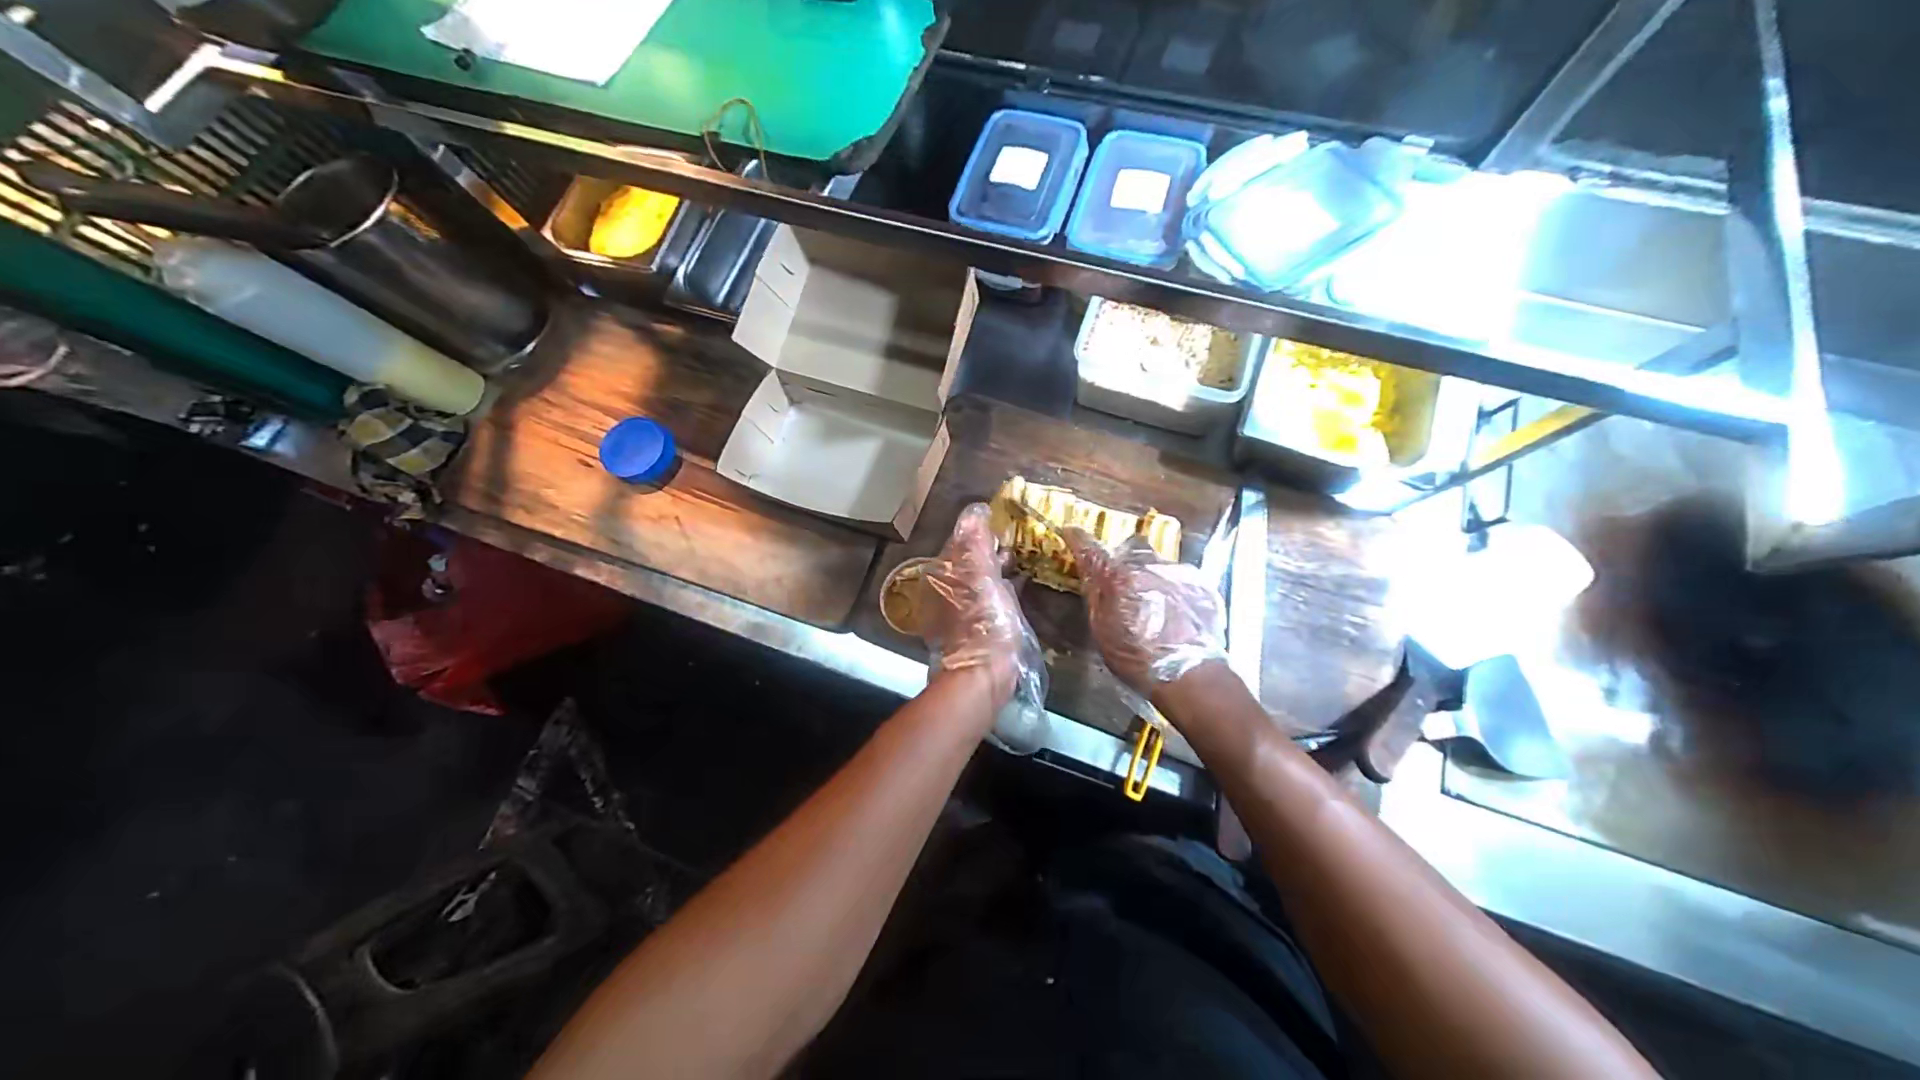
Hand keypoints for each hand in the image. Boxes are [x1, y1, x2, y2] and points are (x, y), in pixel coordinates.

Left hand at [918, 504, 1043, 714]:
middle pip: (969, 558)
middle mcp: (945, 588)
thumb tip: (975, 512)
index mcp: (944, 572)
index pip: (962, 537)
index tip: (1007, 522)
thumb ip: (975, 543)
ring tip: (1019, 559)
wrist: (982, 676)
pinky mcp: (973, 626)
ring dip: (996, 567)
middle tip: (1018, 539)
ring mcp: (958, 609)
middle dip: (990, 547)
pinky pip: (986, 596)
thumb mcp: (981, 577)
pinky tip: (1015, 586)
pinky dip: (1000, 587)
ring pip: (978, 577)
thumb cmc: (984, 623)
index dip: (984, 528)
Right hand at [1064, 527, 1227, 698]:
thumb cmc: (1137, 658)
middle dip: (1124, 560)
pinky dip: (1173, 589)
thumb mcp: (1102, 630)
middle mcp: (1147, 564)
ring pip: (1158, 563)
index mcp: (1117, 575)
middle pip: (1130, 549)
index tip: (1070, 533)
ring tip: (1153, 605)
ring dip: (1150, 576)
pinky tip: (1174, 613)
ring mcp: (1178, 572)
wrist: (1191, 676)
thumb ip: (1095, 595)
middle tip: (1123, 584)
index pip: (1090, 547)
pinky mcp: (1201, 584)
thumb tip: (1088, 570)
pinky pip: (1180, 578)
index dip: (1077, 539)